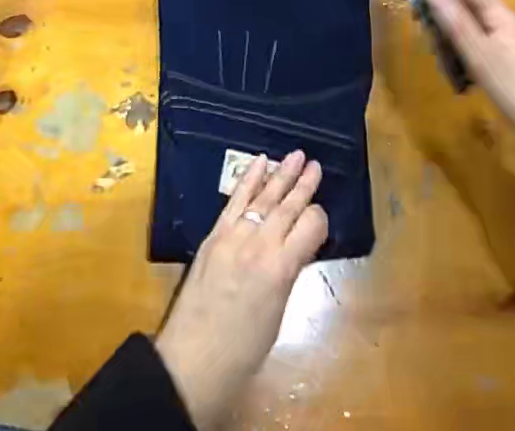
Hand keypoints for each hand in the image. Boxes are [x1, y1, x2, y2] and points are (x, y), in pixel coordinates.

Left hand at [155, 150, 327, 429]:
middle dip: (303, 184)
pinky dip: (248, 179)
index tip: (322, 217)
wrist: (193, 359)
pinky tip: (259, 162)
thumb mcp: (278, 311)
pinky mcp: (214, 234)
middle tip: (316, 164)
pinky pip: (235, 200)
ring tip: (296, 155)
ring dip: (280, 174)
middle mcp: (259, 244)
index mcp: (281, 269)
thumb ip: (289, 272)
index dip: (319, 218)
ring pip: (263, 197)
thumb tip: (297, 247)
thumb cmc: (243, 351)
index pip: (310, 226)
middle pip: (287, 206)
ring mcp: (234, 236)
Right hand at [424, 0, 514, 191]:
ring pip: (481, 14)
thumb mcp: (479, 56)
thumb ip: (456, 24)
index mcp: (500, 15)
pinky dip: (468, 26)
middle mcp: (511, 19)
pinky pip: (487, 30)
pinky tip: (459, 41)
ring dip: (457, 6)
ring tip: (434, 8)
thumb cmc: (514, 89)